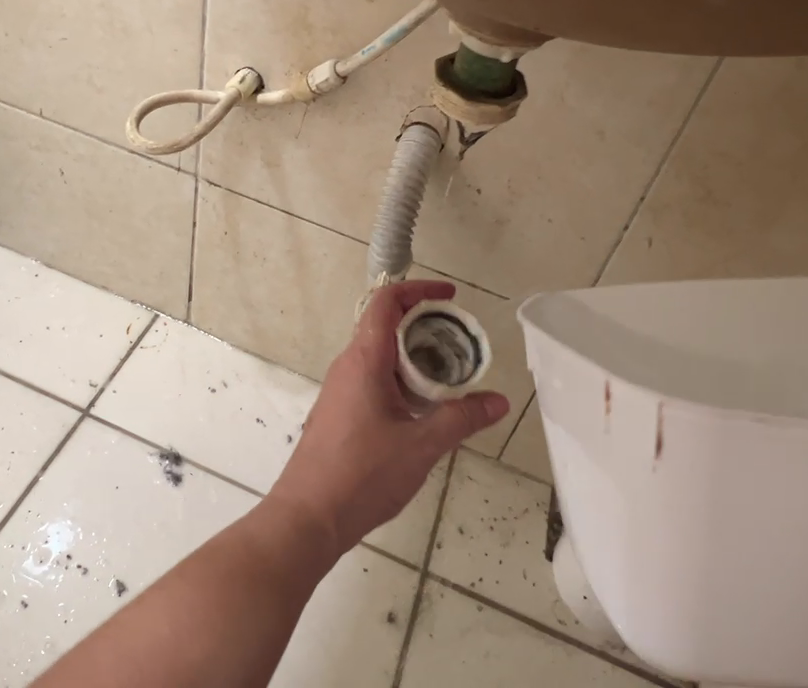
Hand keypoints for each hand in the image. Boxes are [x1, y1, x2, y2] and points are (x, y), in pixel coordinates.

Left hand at [265, 281, 510, 556]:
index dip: (418, 289)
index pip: (386, 302)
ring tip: (449, 376)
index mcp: (365, 359)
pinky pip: (373, 378)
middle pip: (385, 325)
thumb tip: (499, 400)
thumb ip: (461, 418)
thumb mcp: (422, 446)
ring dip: (413, 356)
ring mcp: (340, 388)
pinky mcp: (339, 411)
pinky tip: (422, 408)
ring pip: (380, 355)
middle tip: (460, 343)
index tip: (450, 296)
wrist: (308, 516)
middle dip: (424, 326)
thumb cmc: (363, 474)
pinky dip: (400, 379)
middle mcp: (348, 365)